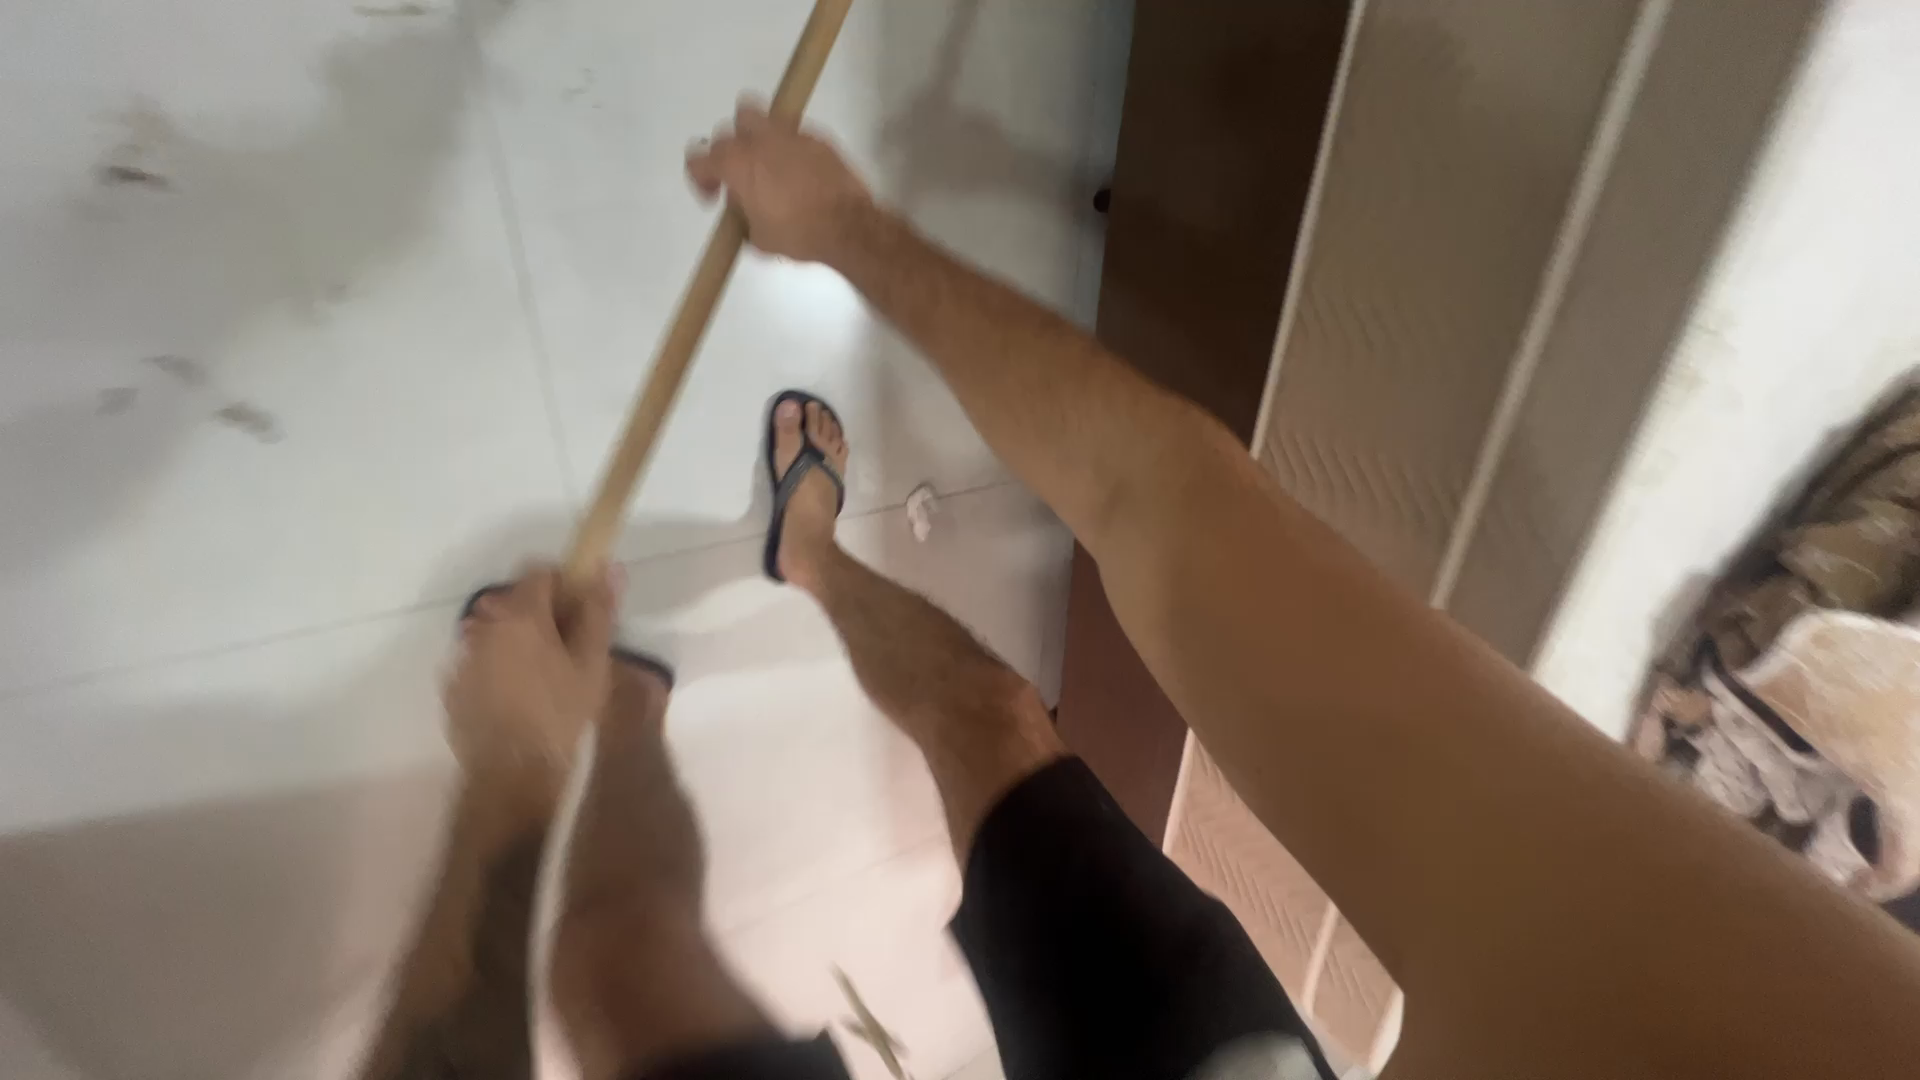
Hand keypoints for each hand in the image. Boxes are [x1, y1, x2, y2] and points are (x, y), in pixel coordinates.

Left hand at [443, 564, 619, 815]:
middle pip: (516, 600)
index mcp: (520, 615)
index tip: (583, 606)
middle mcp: (483, 626)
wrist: (513, 772)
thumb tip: (609, 567)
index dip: (565, 582)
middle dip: (544, 612)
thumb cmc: (562, 711)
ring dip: (521, 639)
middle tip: (571, 643)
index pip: (538, 571)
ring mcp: (463, 656)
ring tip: (547, 673)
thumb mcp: (593, 660)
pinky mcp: (453, 685)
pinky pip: (482, 659)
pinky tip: (522, 695)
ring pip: (498, 630)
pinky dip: (502, 665)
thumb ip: (599, 610)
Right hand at [686, 99, 875, 263]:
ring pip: (762, 118)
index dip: (700, 178)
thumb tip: (745, 207)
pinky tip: (800, 172)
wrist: (848, 226)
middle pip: (730, 128)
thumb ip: (743, 215)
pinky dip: (791, 149)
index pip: (699, 158)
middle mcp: (759, 139)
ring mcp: (791, 133)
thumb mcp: (759, 238)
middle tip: (741, 176)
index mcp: (737, 163)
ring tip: (769, 165)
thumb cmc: (798, 235)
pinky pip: (795, 134)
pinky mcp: (818, 137)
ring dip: (758, 138)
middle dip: (730, 151)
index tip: (713, 196)